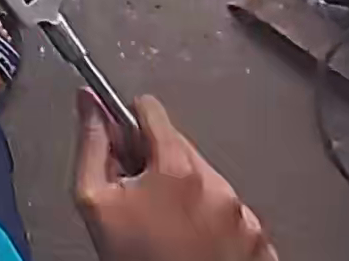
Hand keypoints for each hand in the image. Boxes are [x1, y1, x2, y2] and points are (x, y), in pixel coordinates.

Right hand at [74, 92, 276, 260]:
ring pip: (204, 179)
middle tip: (141, 198)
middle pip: (178, 145)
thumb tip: (88, 101)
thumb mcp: (94, 200)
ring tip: (167, 227)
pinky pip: (230, 214)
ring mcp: (244, 219)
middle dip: (157, 161)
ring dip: (186, 191)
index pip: (151, 110)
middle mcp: (218, 186)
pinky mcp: (260, 248)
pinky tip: (193, 244)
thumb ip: (91, 142)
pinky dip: (212, 221)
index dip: (130, 124)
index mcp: (177, 167)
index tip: (124, 147)